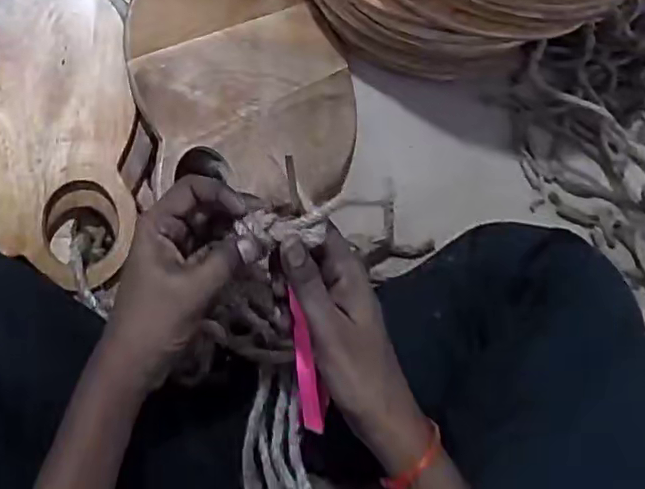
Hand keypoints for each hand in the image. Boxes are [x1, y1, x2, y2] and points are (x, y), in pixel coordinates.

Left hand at [100, 175, 248, 388]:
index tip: (246, 211)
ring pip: (210, 228)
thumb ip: (227, 260)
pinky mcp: (184, 269)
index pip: (192, 188)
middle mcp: (166, 228)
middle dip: (234, 213)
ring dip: (235, 232)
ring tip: (263, 239)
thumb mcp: (193, 290)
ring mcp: (175, 249)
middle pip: (204, 206)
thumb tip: (260, 238)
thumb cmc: (154, 322)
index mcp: (158, 222)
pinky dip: (230, 252)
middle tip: (266, 223)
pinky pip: (211, 250)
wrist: (131, 367)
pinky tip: (252, 257)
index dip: (221, 193)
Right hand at [279, 224, 429, 472]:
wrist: (381, 419)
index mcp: (348, 268)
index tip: (263, 236)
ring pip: (299, 276)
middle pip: (304, 250)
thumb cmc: (357, 370)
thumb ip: (306, 279)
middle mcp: (342, 274)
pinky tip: (285, 329)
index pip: (318, 228)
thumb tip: (287, 234)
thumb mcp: (326, 325)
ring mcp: (335, 296)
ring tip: (281, 319)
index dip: (291, 225)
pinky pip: (302, 299)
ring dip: (284, 292)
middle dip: (283, 266)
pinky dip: (291, 310)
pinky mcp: (328, 316)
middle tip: (275, 293)